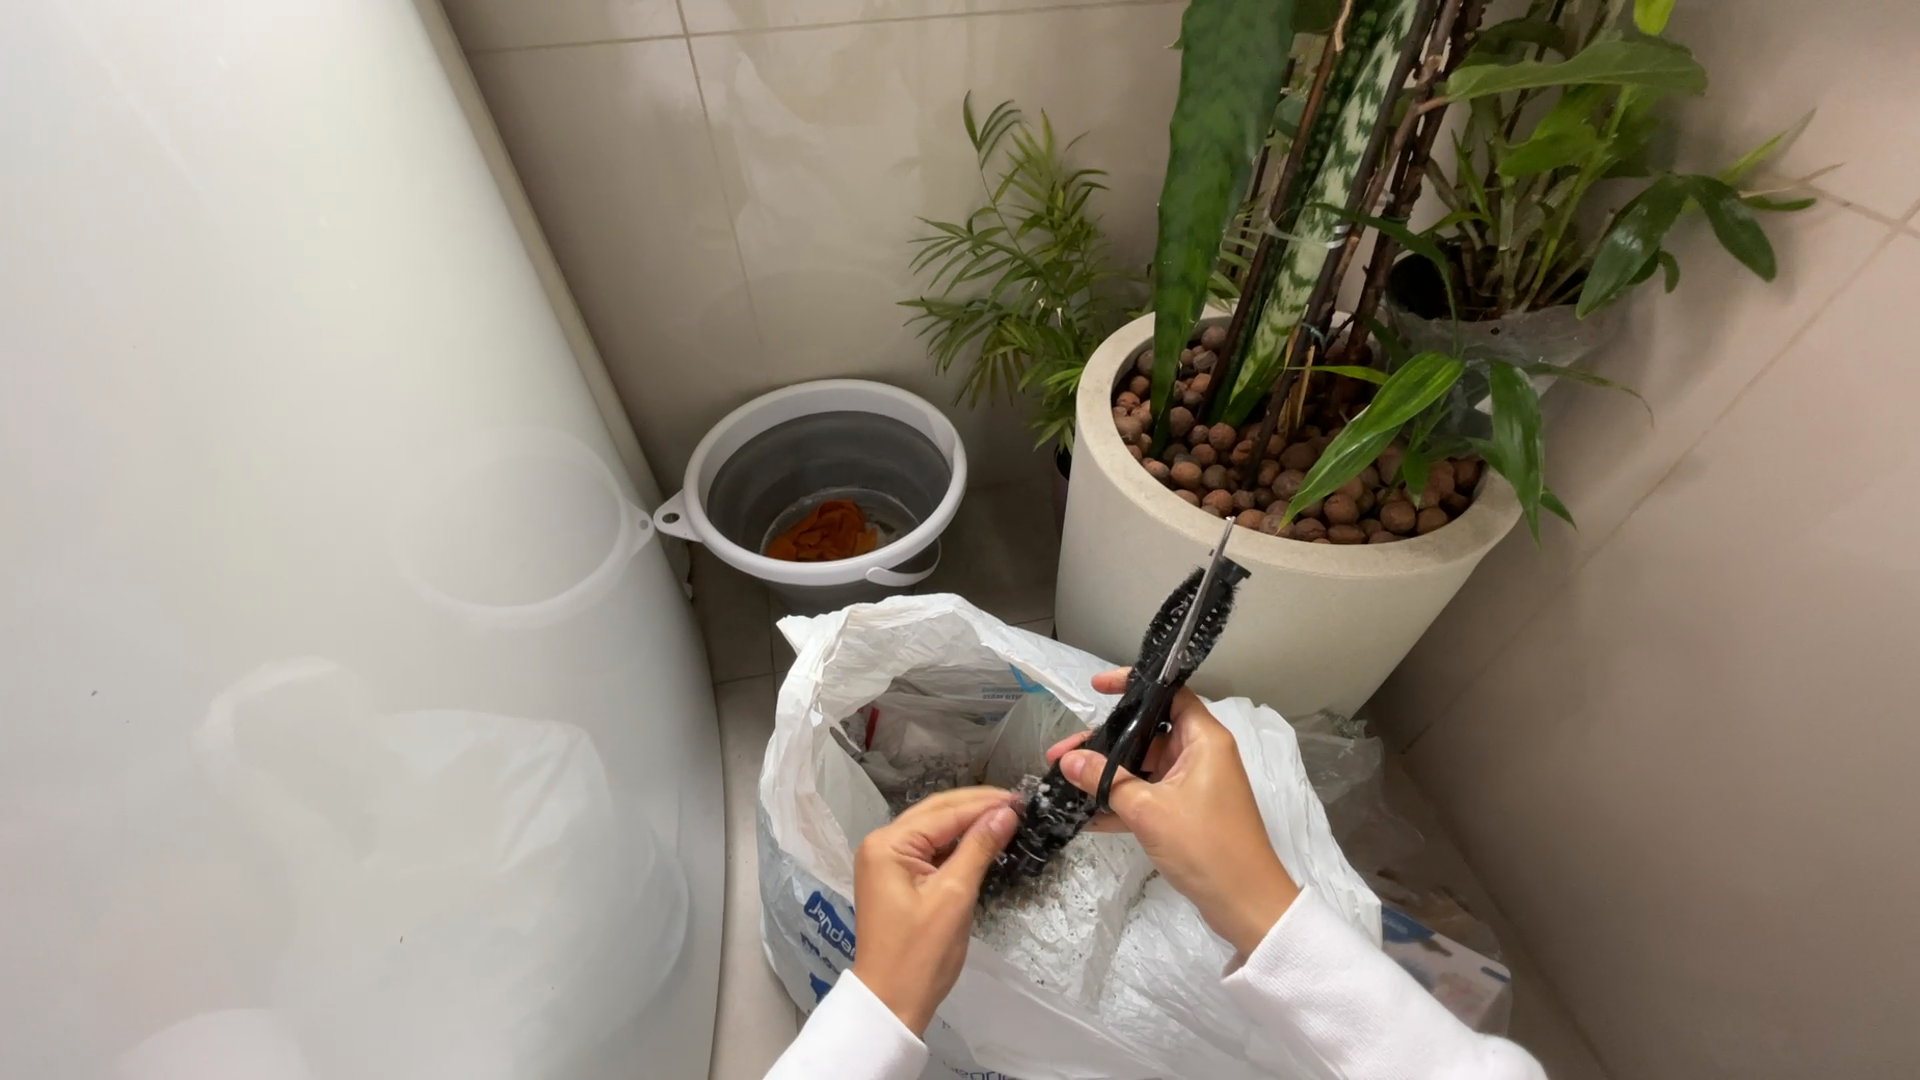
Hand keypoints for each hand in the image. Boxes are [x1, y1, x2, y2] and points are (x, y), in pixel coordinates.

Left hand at [850, 786, 1019, 1034]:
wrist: (891, 1006)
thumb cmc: (921, 955)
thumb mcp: (955, 896)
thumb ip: (979, 848)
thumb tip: (1005, 812)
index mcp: (888, 844)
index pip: (943, 813)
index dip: (983, 804)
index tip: (1019, 799)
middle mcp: (882, 844)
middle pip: (936, 814)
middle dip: (976, 807)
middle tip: (1015, 803)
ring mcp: (887, 861)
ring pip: (934, 830)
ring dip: (968, 823)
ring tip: (1005, 816)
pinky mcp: (896, 878)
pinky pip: (930, 850)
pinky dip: (956, 844)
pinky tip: (981, 840)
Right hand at [1048, 669, 1300, 955]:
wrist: (1247, 908)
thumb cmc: (1206, 846)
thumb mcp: (1148, 810)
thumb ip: (1105, 780)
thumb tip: (1067, 759)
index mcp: (1204, 740)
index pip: (1170, 693)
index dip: (1134, 685)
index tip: (1097, 688)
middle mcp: (1200, 754)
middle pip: (1146, 732)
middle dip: (1103, 742)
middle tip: (1063, 751)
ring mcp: (1193, 784)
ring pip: (1142, 766)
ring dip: (1107, 775)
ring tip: (1064, 779)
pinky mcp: (1186, 811)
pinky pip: (1147, 794)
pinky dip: (1121, 801)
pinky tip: (1084, 814)